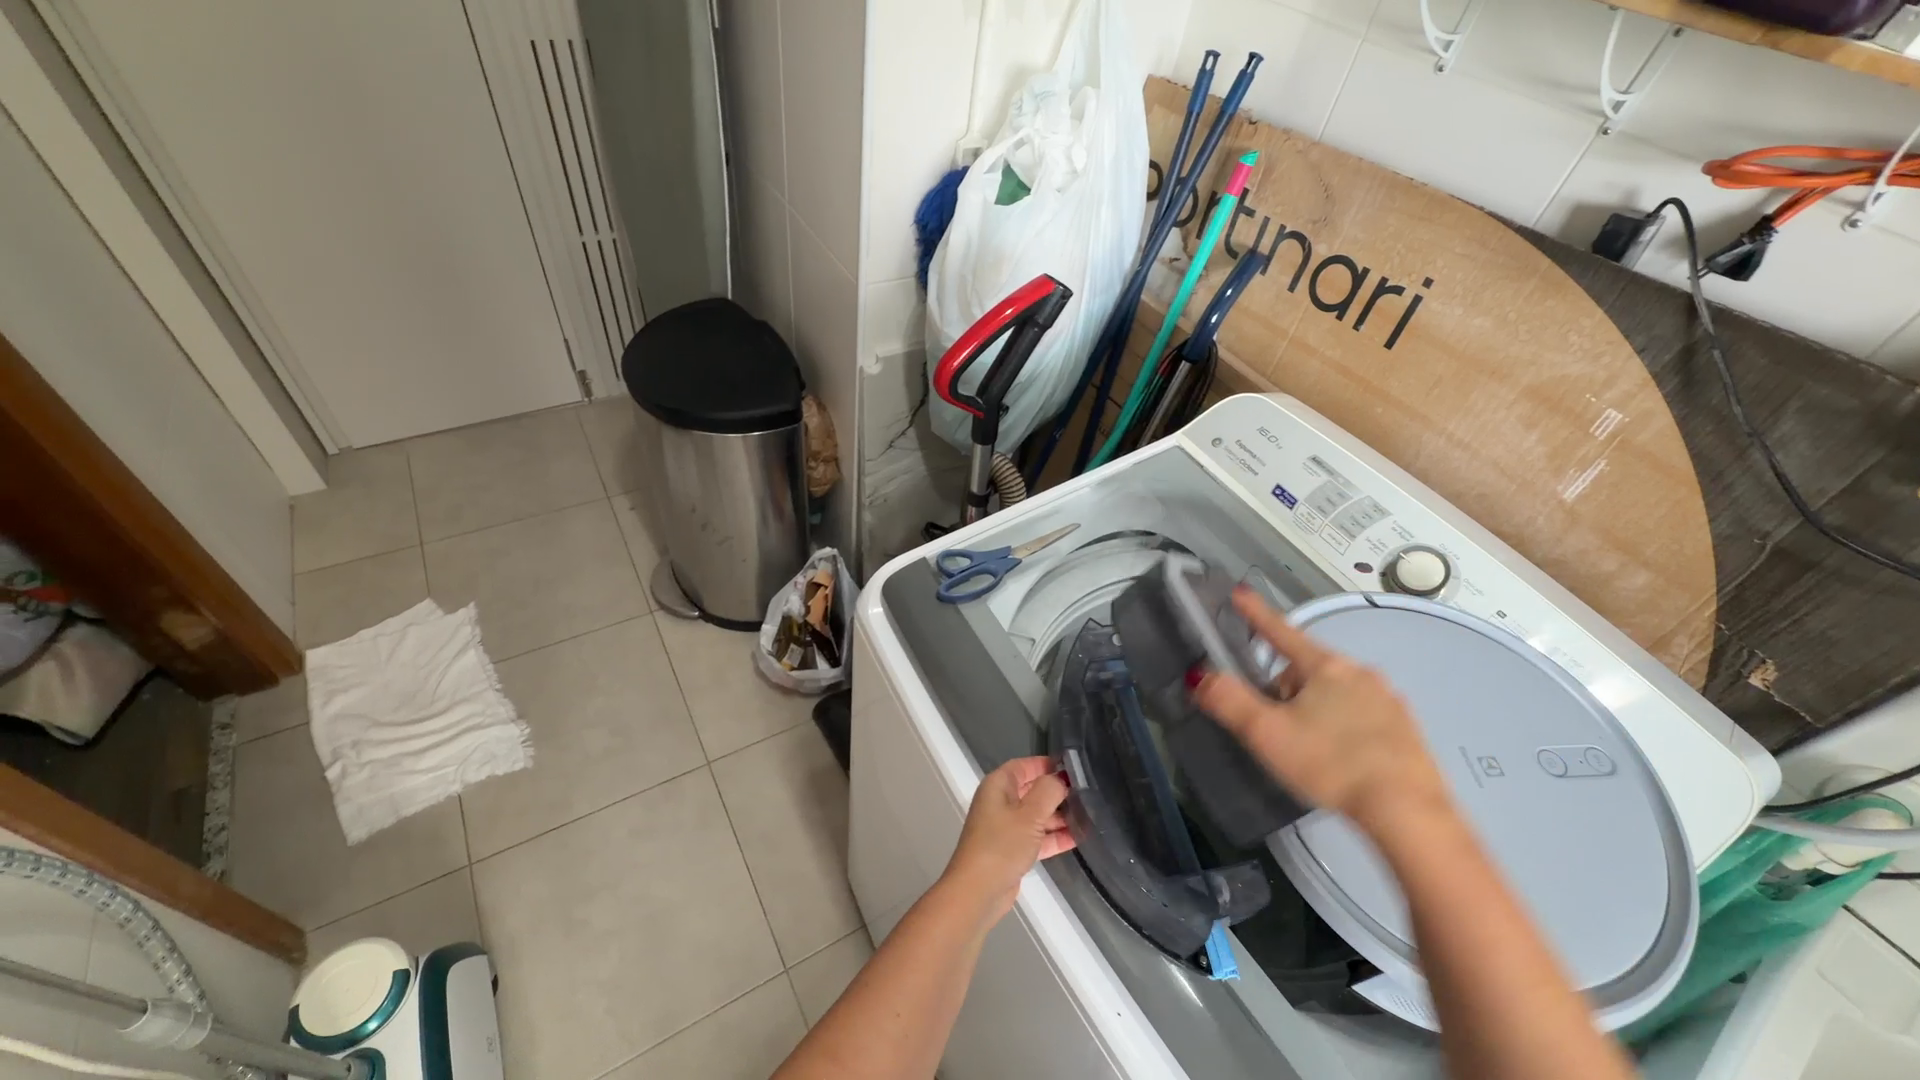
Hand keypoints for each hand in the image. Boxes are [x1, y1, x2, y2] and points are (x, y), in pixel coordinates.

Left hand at [941, 756, 1075, 917]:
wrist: (979, 890)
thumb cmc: (1002, 844)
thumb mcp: (1030, 814)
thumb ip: (1048, 791)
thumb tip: (1060, 780)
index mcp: (998, 786)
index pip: (1023, 766)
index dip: (1045, 764)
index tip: (1072, 768)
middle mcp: (1000, 803)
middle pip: (1031, 790)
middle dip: (1056, 791)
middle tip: (1086, 792)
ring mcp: (1006, 828)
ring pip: (1036, 815)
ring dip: (1059, 816)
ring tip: (1089, 815)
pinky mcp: (1012, 850)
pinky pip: (1037, 837)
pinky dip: (1054, 837)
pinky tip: (1079, 837)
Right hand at [1193, 588, 1452, 834]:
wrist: (1407, 810)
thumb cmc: (1331, 764)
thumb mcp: (1267, 733)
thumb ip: (1229, 701)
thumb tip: (1201, 675)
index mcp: (1326, 667)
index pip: (1281, 633)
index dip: (1256, 615)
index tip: (1240, 593)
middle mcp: (1361, 674)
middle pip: (1308, 669)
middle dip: (1286, 689)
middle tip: (1275, 726)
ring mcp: (1389, 701)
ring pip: (1336, 694)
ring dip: (1316, 710)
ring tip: (1309, 750)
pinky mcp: (1407, 732)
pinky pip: (1362, 718)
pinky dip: (1344, 730)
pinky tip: (1341, 761)